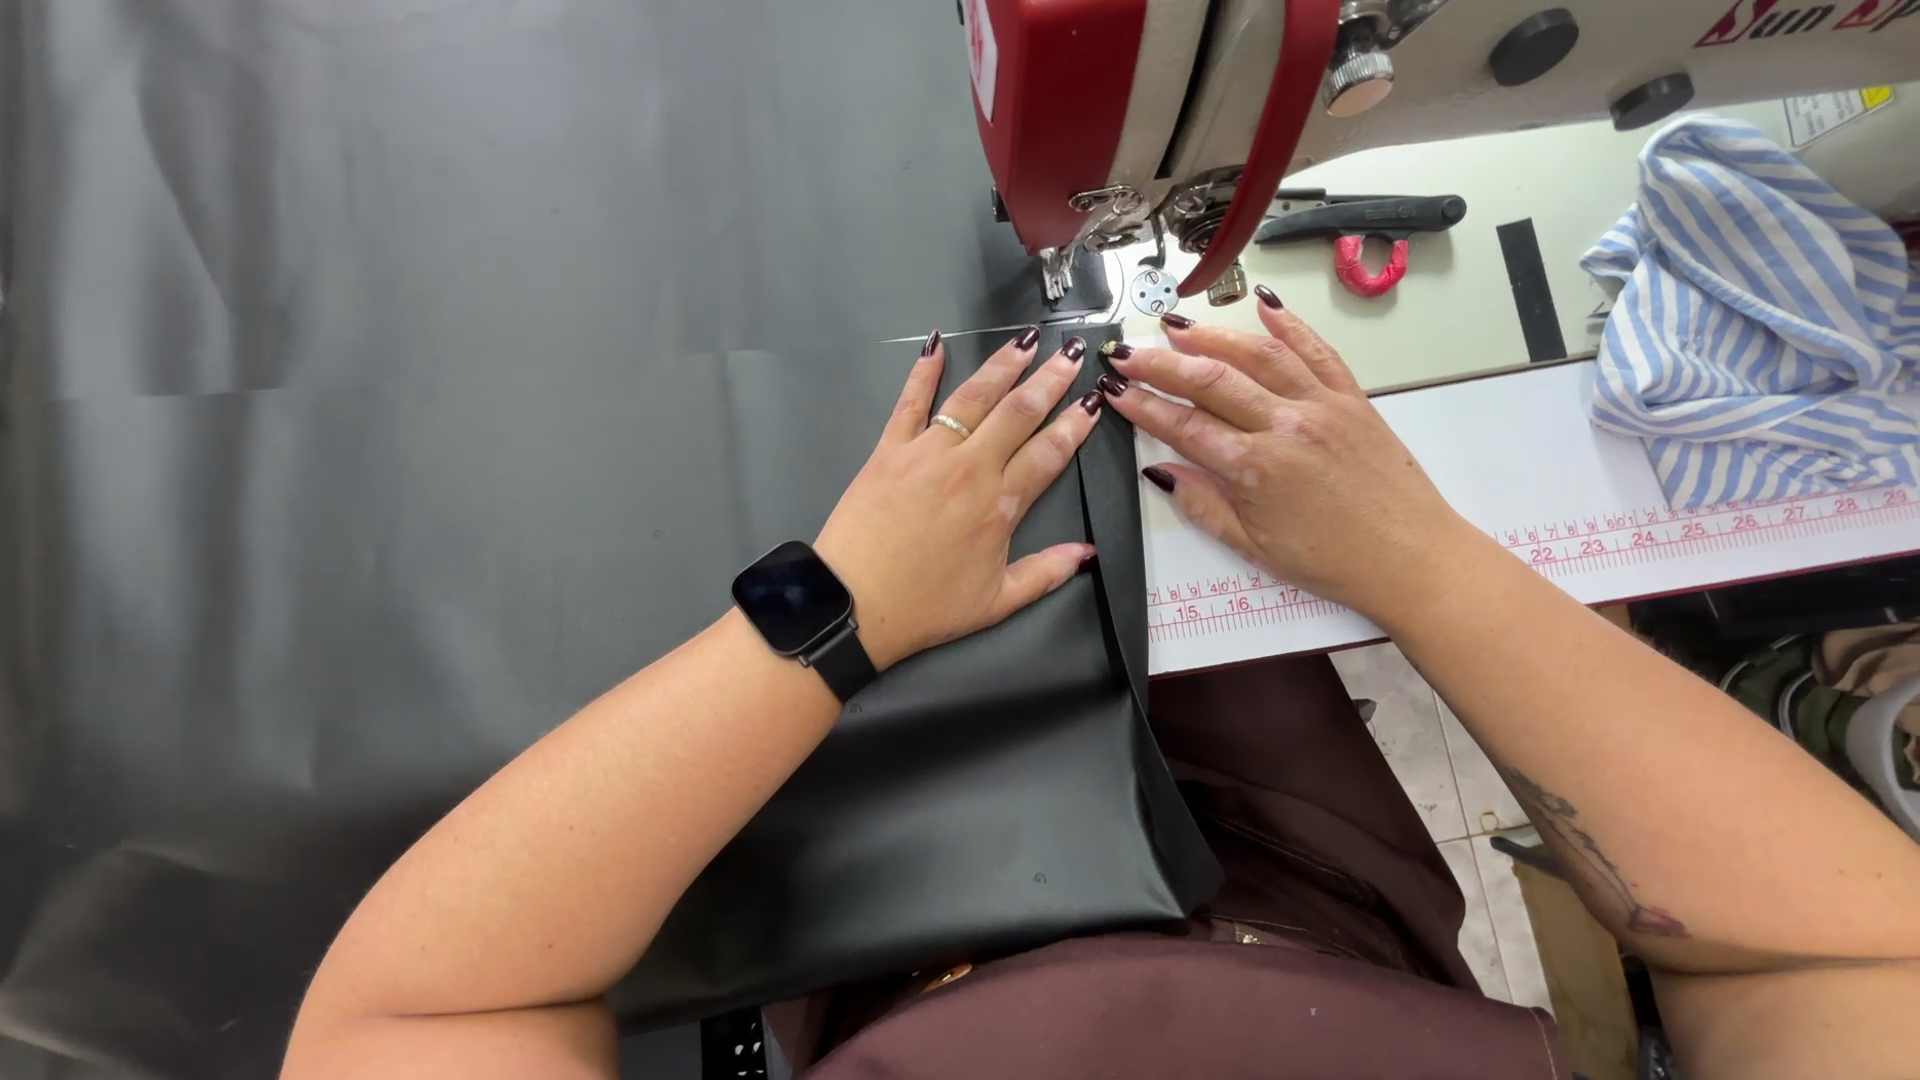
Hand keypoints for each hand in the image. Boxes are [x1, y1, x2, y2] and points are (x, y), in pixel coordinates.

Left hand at [815, 330, 1103, 669]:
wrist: (854, 603)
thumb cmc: (926, 607)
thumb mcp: (996, 602)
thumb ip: (1046, 574)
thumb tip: (1088, 553)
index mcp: (1000, 505)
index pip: (1049, 452)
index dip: (1076, 425)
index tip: (1094, 401)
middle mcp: (970, 467)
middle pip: (1019, 412)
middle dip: (1051, 379)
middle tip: (1074, 353)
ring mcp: (928, 452)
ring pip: (974, 396)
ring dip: (1004, 365)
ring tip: (1027, 341)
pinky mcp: (889, 449)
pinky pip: (910, 401)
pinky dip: (923, 371)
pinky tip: (936, 345)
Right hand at [1099, 305, 1481, 619]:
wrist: (1411, 557)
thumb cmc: (1331, 560)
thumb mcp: (1252, 545)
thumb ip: (1202, 504)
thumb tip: (1162, 471)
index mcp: (1256, 468)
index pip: (1183, 426)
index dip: (1142, 406)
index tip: (1115, 389)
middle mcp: (1287, 425)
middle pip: (1211, 381)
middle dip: (1161, 364)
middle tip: (1128, 353)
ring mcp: (1322, 406)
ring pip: (1259, 355)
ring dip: (1214, 336)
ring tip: (1179, 326)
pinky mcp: (1352, 399)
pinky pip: (1317, 351)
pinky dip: (1289, 325)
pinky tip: (1264, 304)